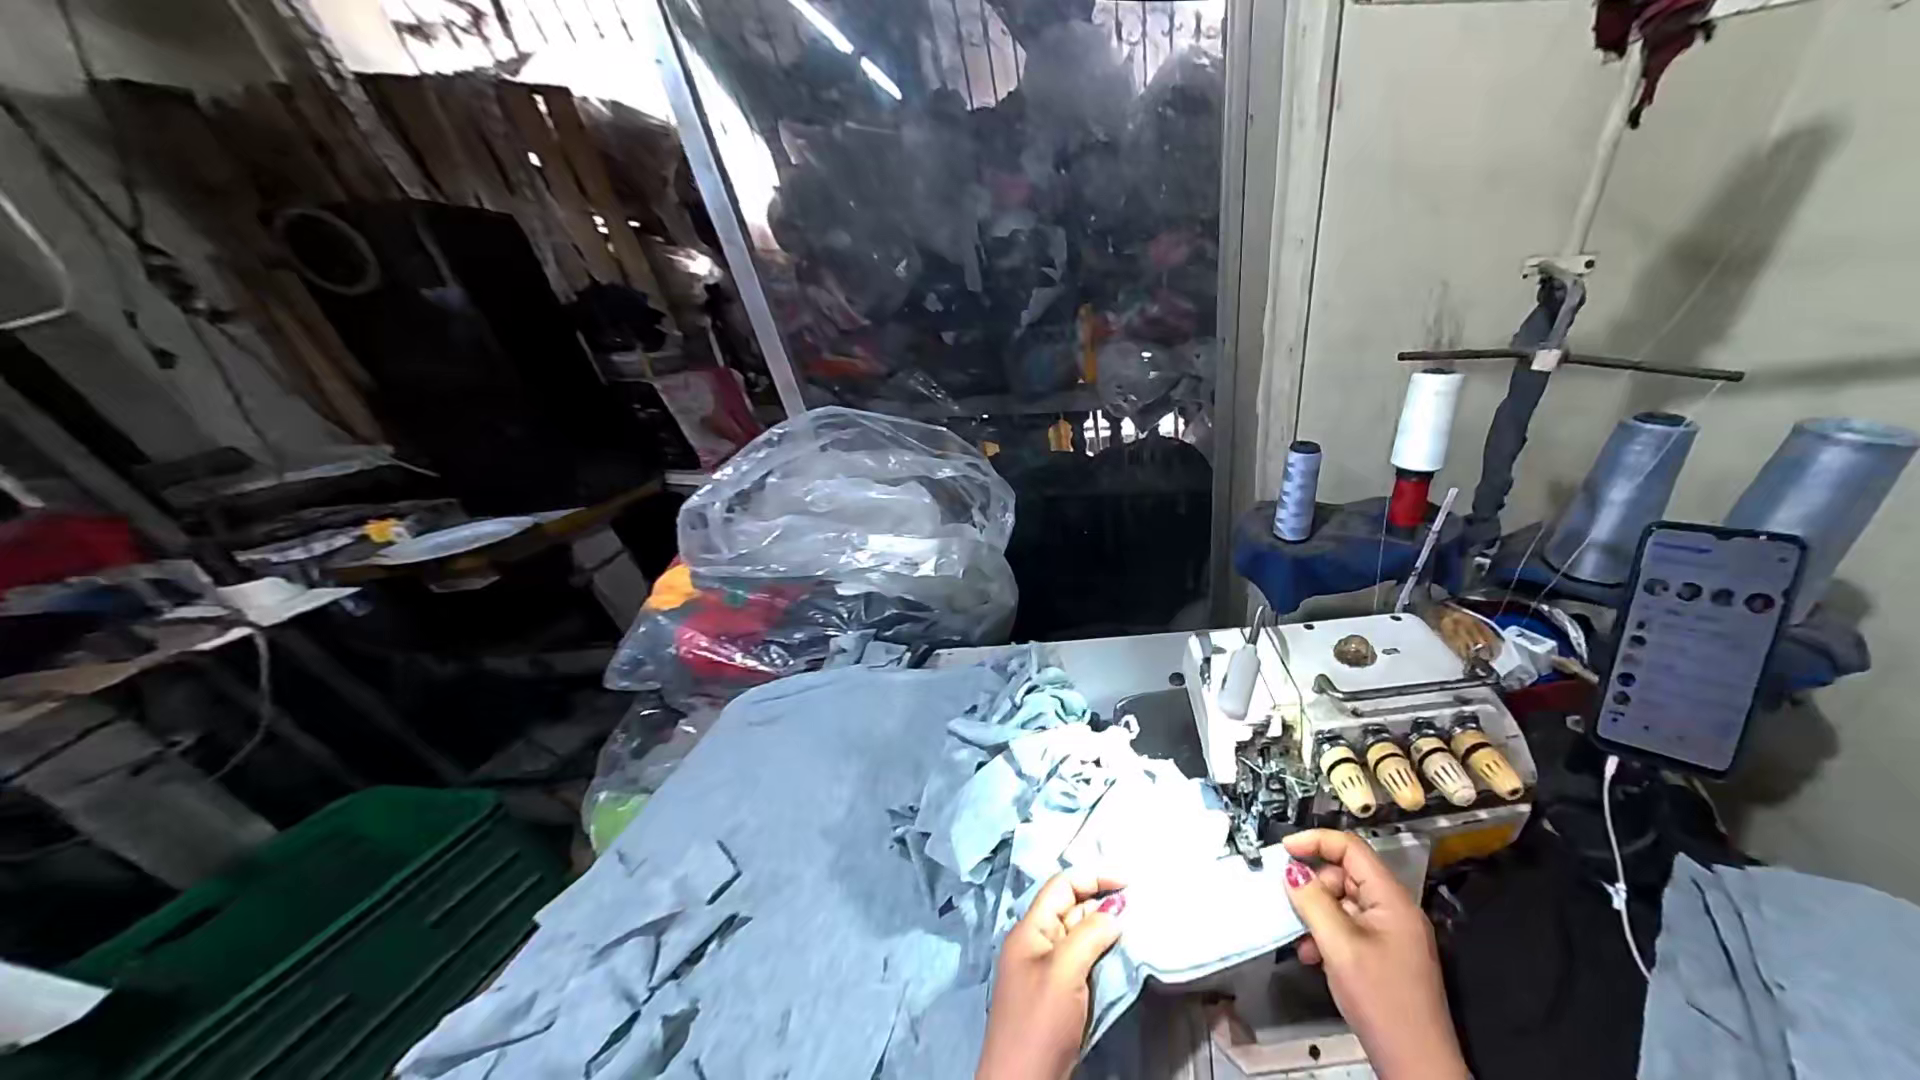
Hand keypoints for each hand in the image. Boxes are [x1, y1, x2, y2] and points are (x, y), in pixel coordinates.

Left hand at [975, 868, 1125, 1079]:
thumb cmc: (1039, 1022)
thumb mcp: (1064, 970)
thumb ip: (1089, 934)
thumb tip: (1113, 913)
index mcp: (1030, 929)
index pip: (1061, 886)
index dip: (1092, 876)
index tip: (1128, 882)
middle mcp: (1036, 943)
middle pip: (1071, 908)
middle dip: (1102, 901)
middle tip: (1138, 906)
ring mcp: (1046, 970)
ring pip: (1079, 935)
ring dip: (1104, 928)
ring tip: (1136, 927)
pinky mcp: (1058, 996)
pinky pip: (1082, 961)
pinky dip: (1102, 954)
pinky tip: (1121, 957)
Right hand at [1282, 830, 1469, 1079]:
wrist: (1416, 1065)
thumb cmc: (1382, 1002)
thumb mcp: (1339, 946)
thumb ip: (1313, 902)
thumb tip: (1293, 871)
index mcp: (1392, 901)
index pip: (1351, 848)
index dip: (1316, 842)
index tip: (1285, 849)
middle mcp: (1395, 911)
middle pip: (1345, 873)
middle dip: (1314, 883)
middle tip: (1292, 901)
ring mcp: (1391, 933)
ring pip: (1343, 901)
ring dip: (1316, 911)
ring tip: (1302, 935)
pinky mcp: (1384, 953)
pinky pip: (1348, 925)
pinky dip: (1326, 932)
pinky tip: (1313, 953)